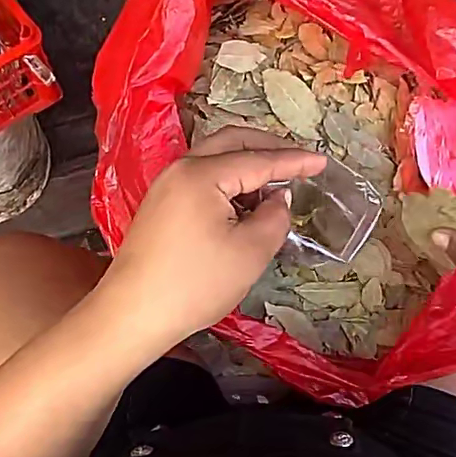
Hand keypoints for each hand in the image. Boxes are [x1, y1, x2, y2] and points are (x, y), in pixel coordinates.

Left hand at [100, 127, 326, 346]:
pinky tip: (244, 205)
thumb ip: (275, 218)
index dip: (295, 161)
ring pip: (215, 159)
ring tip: (274, 190)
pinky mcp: (160, 206)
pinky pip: (201, 179)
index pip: (259, 160)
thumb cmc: (196, 284)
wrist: (133, 314)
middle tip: (298, 162)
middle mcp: (180, 170)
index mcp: (202, 175)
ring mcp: (166, 186)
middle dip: (268, 148)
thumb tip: (278, 199)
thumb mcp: (250, 252)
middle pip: (231, 142)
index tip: (322, 162)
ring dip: (247, 166)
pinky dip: (228, 183)